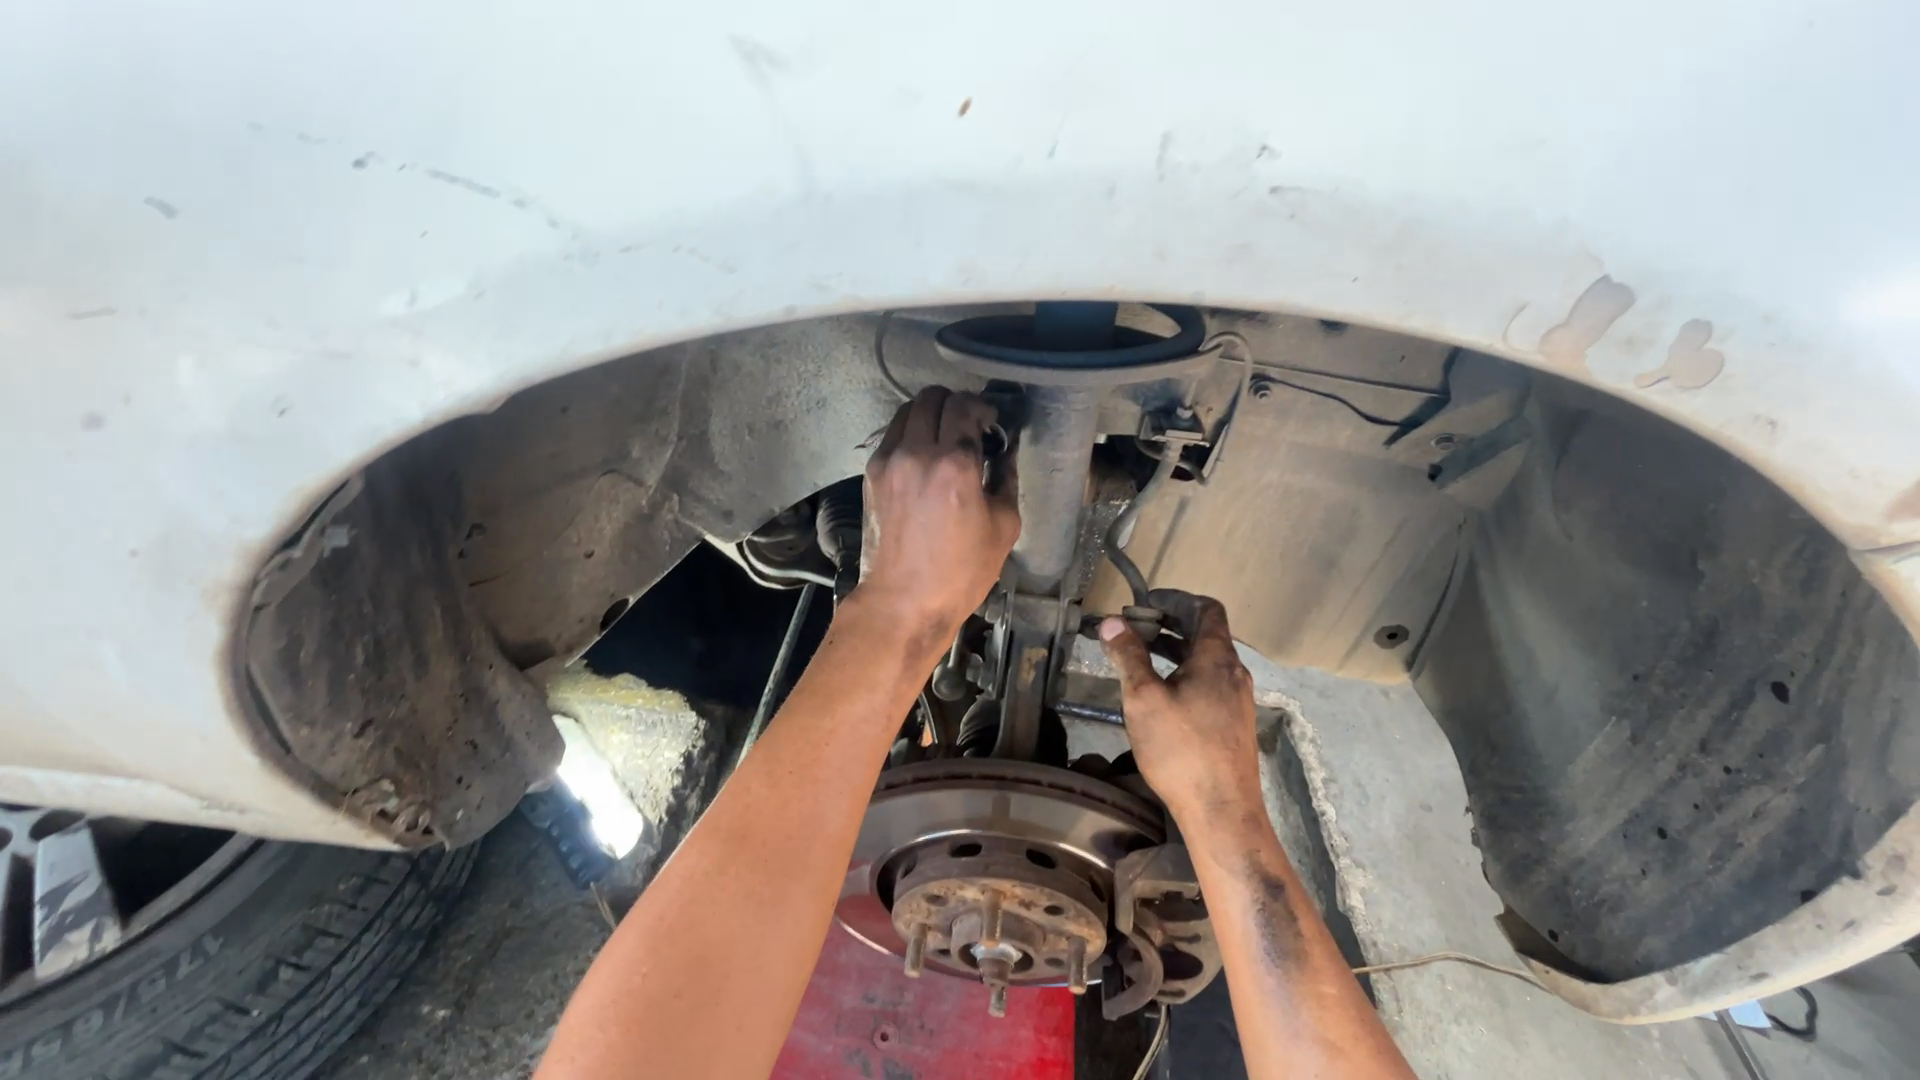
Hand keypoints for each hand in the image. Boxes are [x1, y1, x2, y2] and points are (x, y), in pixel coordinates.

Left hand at [857, 387, 1020, 644]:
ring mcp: (888, 461)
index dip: (982, 407)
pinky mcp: (872, 474)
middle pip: (932, 397)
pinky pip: (892, 436)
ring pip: (906, 411)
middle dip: (954, 403)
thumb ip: (1006, 479)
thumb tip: (1005, 453)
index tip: (991, 422)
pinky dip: (910, 434)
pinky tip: (923, 457)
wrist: (904, 600)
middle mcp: (917, 453)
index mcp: (955, 464)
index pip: (965, 406)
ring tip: (943, 436)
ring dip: (929, 414)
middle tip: (968, 425)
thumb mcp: (1004, 526)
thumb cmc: (961, 571)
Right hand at [1099, 590, 1261, 823]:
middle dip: (1169, 625)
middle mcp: (1234, 673)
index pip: (1206, 609)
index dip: (1176, 599)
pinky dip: (1185, 674)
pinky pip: (1210, 684)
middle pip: (1206, 634)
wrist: (1222, 811)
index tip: (1145, 603)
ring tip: (1141, 658)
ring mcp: (1238, 701)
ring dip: (1176, 651)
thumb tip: (1112, 621)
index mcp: (1217, 658)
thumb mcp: (1144, 698)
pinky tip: (1161, 695)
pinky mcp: (1234, 725)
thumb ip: (1128, 656)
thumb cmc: (1181, 749)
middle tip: (1134, 629)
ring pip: (1207, 661)